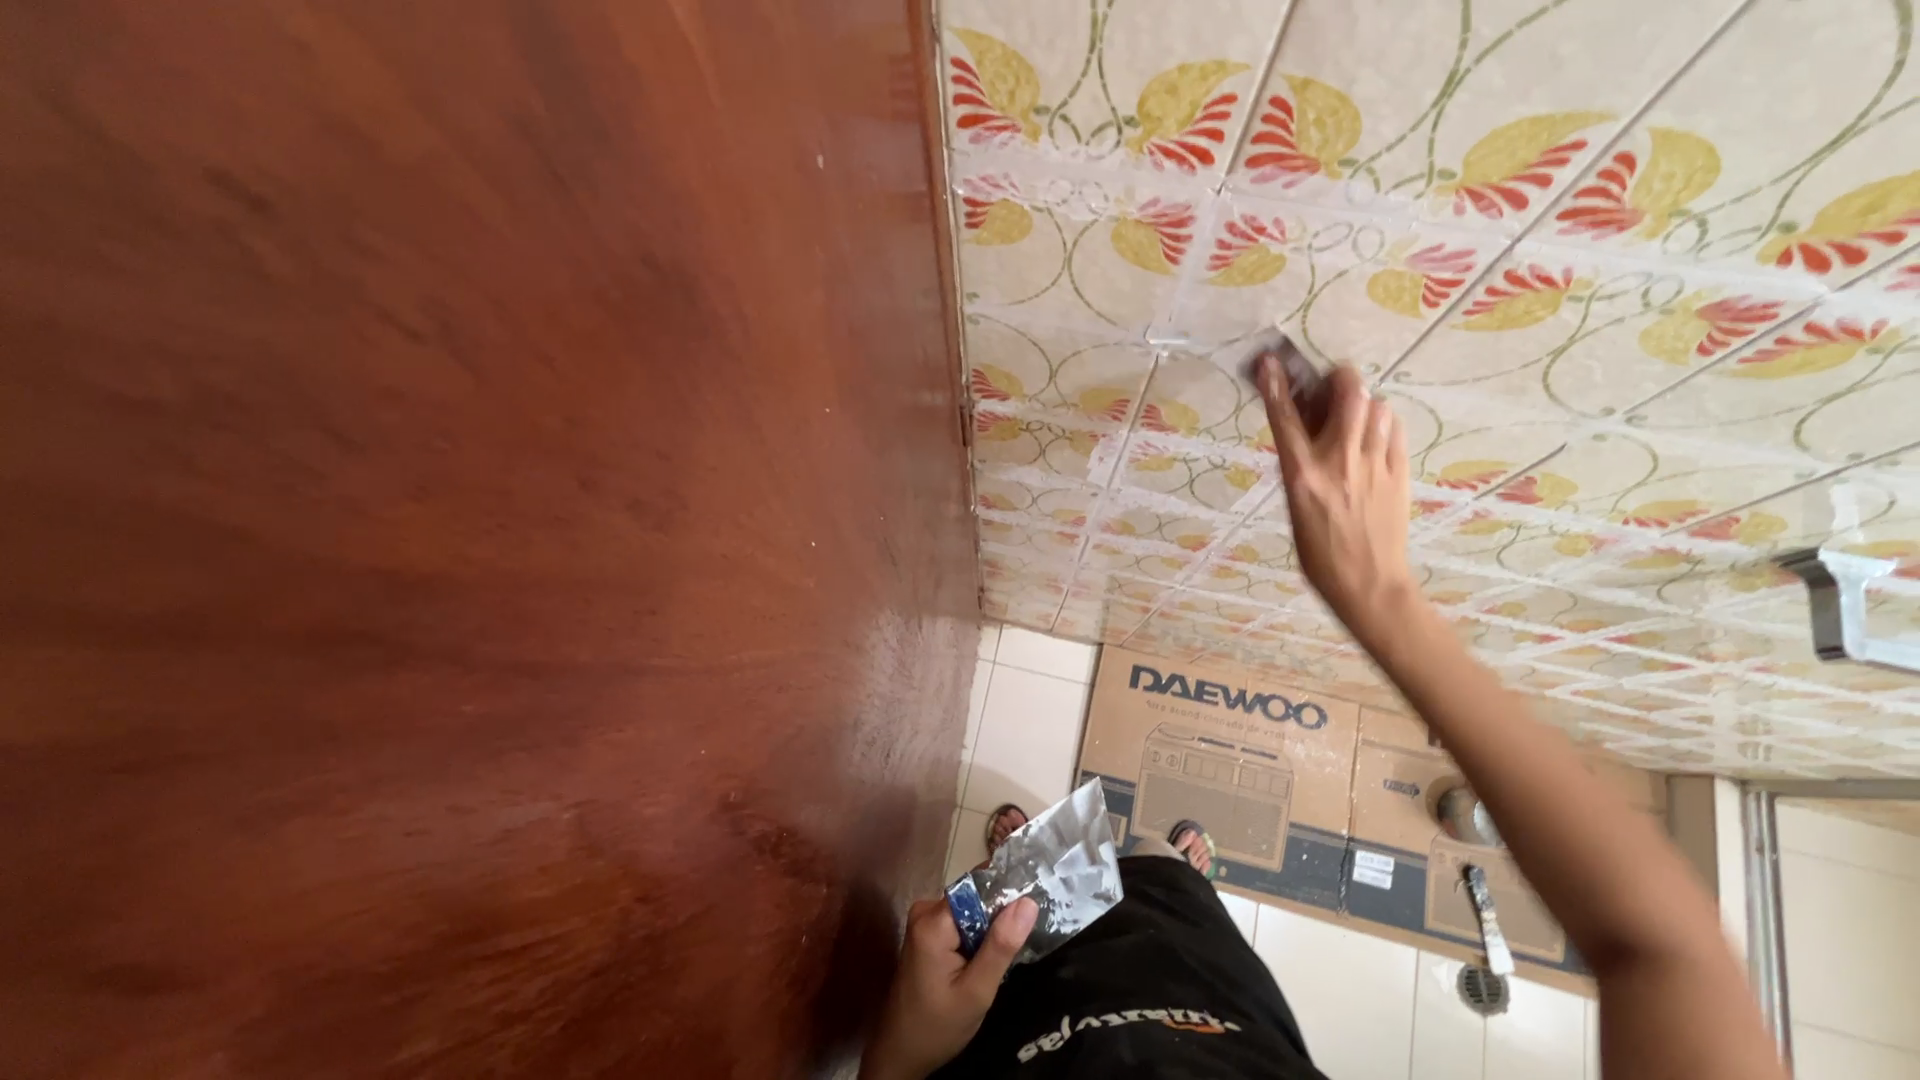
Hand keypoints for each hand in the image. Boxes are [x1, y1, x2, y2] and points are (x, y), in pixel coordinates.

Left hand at [860, 896, 1037, 1079]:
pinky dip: (976, 938)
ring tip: (1005, 956)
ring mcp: (924, 922)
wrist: (901, 1052)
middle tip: (1017, 946)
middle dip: (998, 919)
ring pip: (970, 911)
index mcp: (933, 921)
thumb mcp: (977, 992)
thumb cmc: (938, 1027)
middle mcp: (925, 911)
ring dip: (989, 931)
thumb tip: (1028, 902)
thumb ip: (1000, 946)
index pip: (979, 888)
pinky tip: (984, 961)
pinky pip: (961, 922)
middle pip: (974, 898)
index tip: (1031, 915)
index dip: (1007, 898)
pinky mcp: (927, 934)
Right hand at [1257, 355, 1416, 636]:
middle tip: (1332, 388)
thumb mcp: (1294, 511)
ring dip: (1364, 403)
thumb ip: (1299, 470)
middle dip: (1339, 380)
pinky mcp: (1400, 472)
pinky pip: (1394, 428)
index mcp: (1301, 475)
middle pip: (1347, 393)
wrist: (1369, 585)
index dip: (1275, 384)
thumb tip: (1303, 437)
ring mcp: (1374, 464)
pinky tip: (1376, 438)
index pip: (1285, 417)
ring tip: (1356, 419)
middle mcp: (1338, 461)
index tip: (1270, 360)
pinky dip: (1384, 423)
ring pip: (1376, 405)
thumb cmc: (1319, 556)